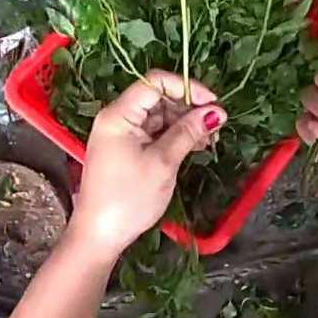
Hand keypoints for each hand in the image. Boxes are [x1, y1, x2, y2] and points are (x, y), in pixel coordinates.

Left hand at [72, 71, 224, 256]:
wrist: (100, 235)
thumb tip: (217, 112)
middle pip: (160, 98)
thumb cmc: (129, 197)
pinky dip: (177, 136)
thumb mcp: (163, 162)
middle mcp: (119, 118)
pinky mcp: (130, 149)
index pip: (156, 82)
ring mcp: (124, 134)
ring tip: (210, 140)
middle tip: (216, 127)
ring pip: (162, 116)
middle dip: (190, 108)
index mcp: (120, 114)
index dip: (187, 87)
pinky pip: (157, 133)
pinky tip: (197, 146)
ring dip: (187, 123)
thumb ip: (188, 132)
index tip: (213, 103)